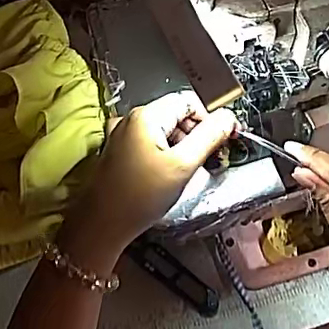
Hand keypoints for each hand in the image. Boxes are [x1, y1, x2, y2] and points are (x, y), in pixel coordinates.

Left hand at [62, 91, 236, 269]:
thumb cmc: (139, 197)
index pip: (189, 102)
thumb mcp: (183, 166)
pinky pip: (150, 143)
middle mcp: (131, 119)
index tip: (222, 142)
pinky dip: (165, 154)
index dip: (210, 120)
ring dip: (182, 146)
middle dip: (196, 135)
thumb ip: (209, 137)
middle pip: (177, 115)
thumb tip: (229, 118)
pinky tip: (168, 175)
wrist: (100, 227)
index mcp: (146, 115)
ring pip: (164, 130)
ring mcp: (122, 135)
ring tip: (187, 171)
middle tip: (208, 160)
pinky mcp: (119, 151)